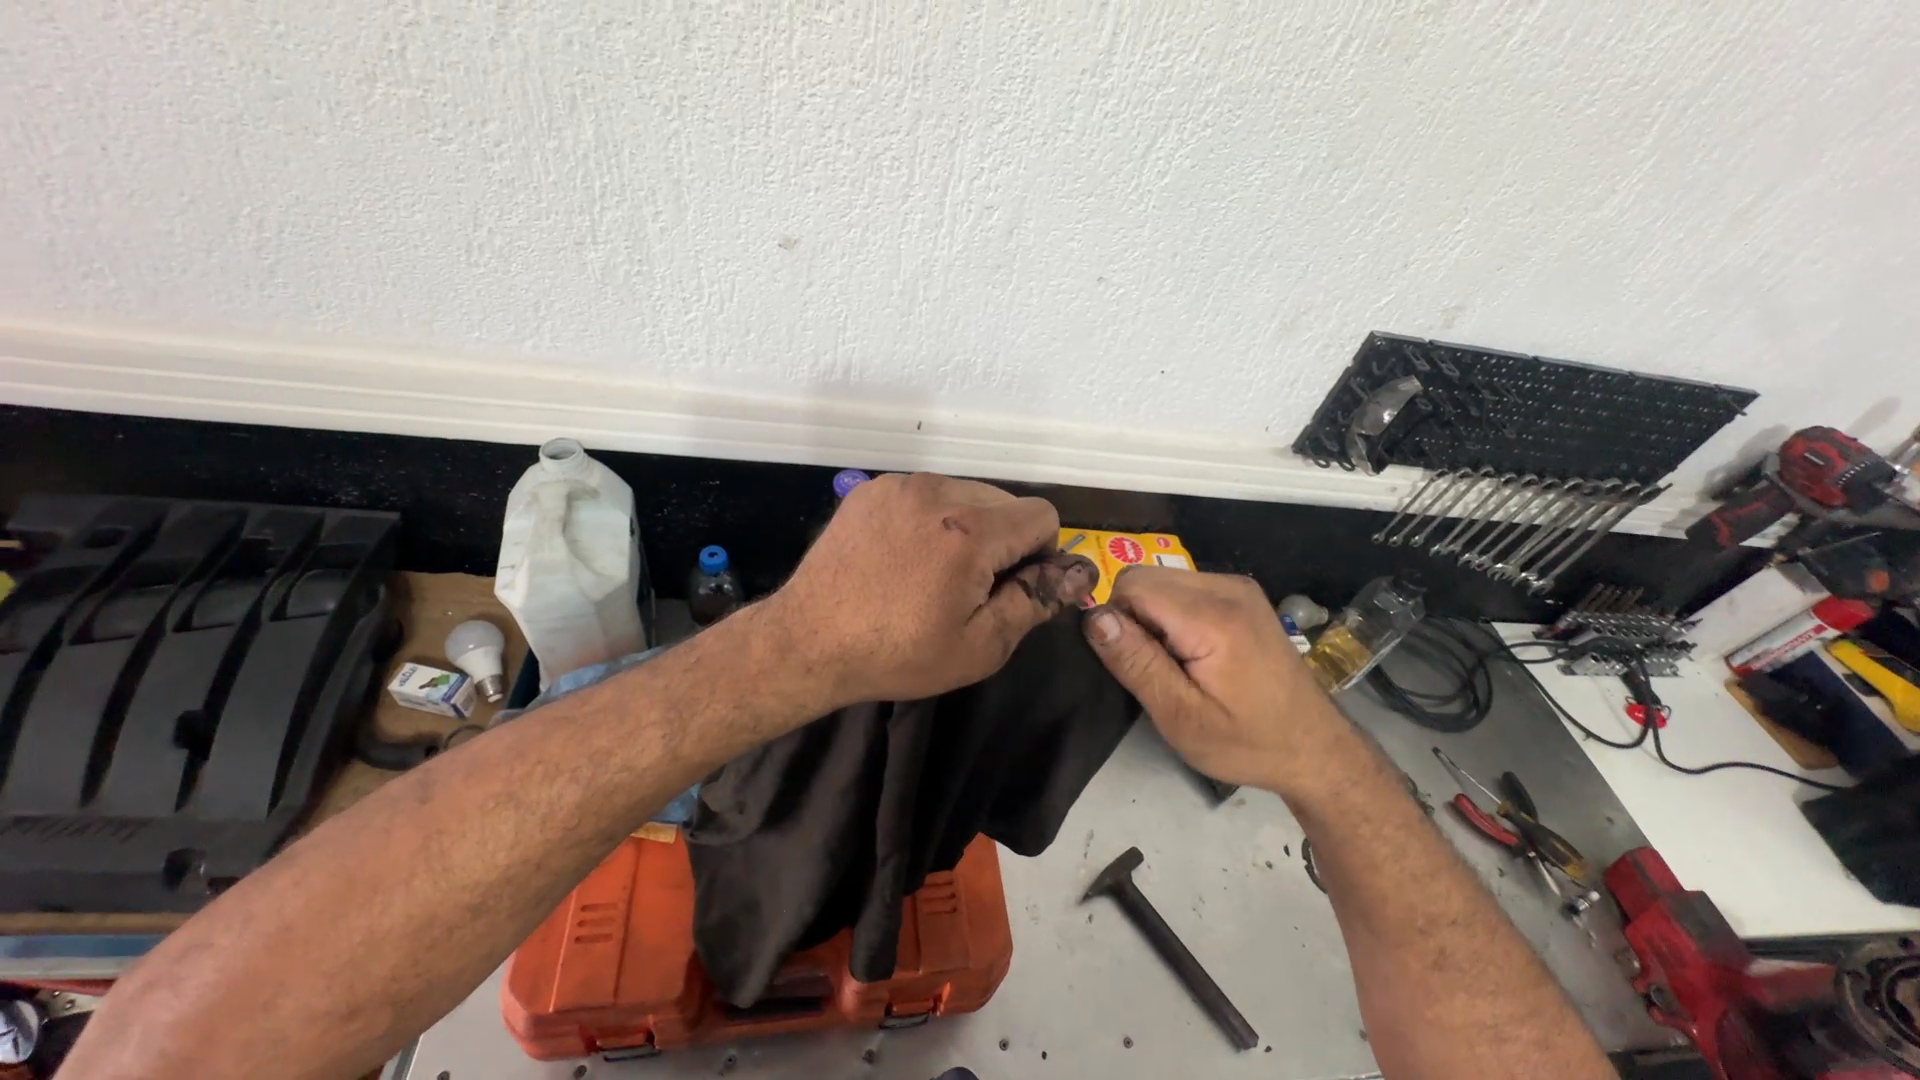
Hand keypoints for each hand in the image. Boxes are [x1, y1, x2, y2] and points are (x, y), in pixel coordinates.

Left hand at [768, 473, 1098, 706]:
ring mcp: (900, 485)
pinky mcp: (872, 490)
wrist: (809, 641)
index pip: (1042, 514)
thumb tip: (1072, 577)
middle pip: (1005, 501)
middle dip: (1004, 539)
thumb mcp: (978, 647)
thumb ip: (1032, 603)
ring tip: (933, 571)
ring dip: (968, 526)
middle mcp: (937, 492)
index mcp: (969, 531)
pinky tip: (904, 557)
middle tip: (971, 586)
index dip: (1041, 553)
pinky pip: (926, 492)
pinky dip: (930, 518)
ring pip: (966, 493)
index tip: (1013, 585)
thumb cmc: (898, 653)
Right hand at [1081, 567, 1350, 793]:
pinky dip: (1172, 614)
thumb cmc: (1247, 742)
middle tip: (1154, 669)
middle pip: (1143, 577)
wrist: (1314, 747)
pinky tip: (1191, 652)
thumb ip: (1137, 663)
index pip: (1131, 586)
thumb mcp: (1182, 717)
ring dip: (1151, 616)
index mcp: (1213, 616)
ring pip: (1161, 580)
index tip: (1134, 666)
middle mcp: (1227, 587)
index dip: (1117, 623)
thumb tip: (1094, 617)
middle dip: (1132, 618)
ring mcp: (1238, 587)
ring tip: (1174, 664)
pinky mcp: (1242, 594)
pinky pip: (1183, 587)